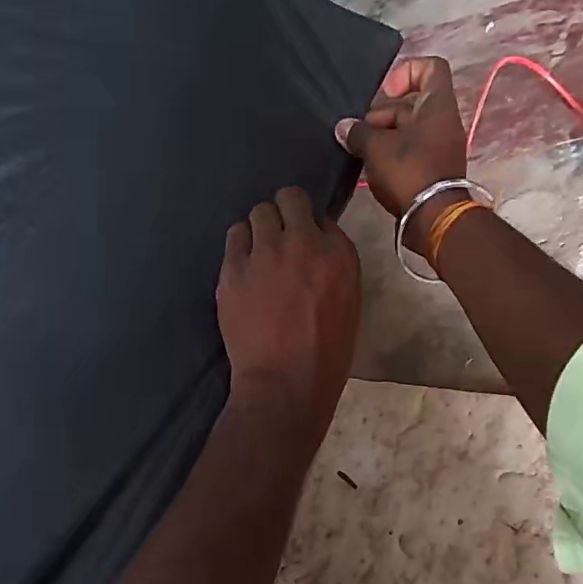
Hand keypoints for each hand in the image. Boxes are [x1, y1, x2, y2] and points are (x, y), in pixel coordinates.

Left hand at [217, 187, 360, 431]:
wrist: (285, 383)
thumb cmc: (327, 354)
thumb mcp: (349, 306)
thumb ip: (336, 269)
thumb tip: (318, 248)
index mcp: (340, 256)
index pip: (324, 219)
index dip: (314, 232)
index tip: (310, 250)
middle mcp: (303, 244)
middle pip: (288, 200)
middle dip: (286, 216)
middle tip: (283, 242)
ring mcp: (264, 254)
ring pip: (258, 213)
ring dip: (261, 230)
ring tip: (261, 257)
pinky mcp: (233, 268)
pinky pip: (234, 237)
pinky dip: (241, 248)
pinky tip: (245, 271)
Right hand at [334, 57, 468, 224]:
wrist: (434, 221)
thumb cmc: (409, 173)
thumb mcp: (376, 148)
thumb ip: (357, 132)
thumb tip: (344, 128)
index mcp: (438, 107)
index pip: (431, 68)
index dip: (405, 71)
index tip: (385, 92)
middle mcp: (444, 124)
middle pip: (411, 103)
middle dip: (382, 113)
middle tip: (361, 131)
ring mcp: (441, 149)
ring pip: (409, 130)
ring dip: (383, 136)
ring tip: (362, 151)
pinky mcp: (434, 171)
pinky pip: (412, 152)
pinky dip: (393, 154)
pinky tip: (372, 167)